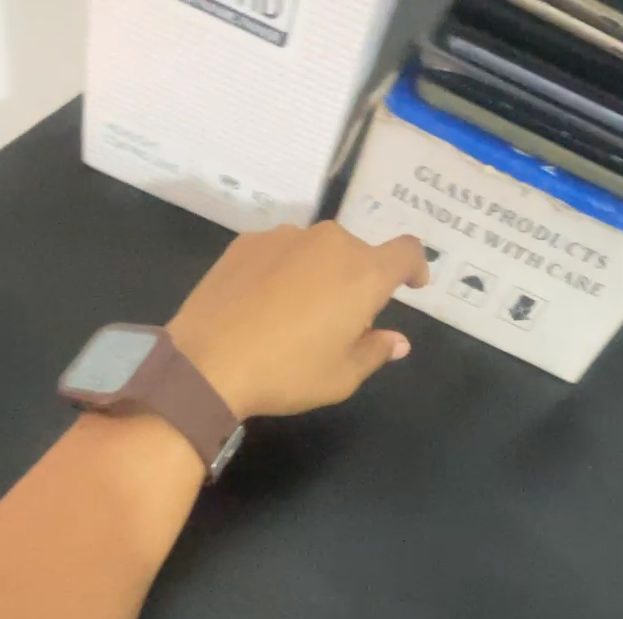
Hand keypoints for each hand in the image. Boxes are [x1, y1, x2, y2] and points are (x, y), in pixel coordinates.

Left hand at [167, 222, 429, 418]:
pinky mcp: (247, 242)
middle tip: (341, 322)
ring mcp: (284, 237)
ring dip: (319, 275)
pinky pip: (280, 253)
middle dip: (358, 282)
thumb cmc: (287, 374)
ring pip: (317, 251)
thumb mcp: (341, 377)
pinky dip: (284, 273)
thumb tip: (397, 341)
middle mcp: (329, 243)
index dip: (415, 266)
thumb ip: (375, 351)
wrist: (207, 363)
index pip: (406, 252)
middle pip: (357, 254)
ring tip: (296, 316)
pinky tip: (264, 306)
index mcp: (363, 273)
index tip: (413, 284)